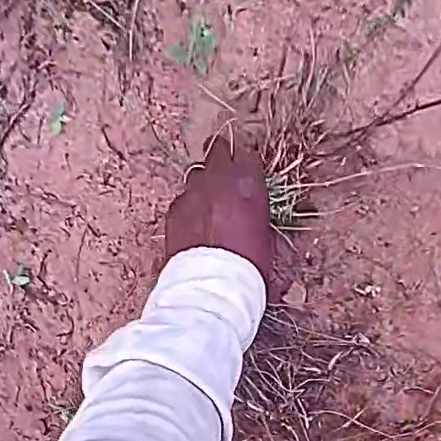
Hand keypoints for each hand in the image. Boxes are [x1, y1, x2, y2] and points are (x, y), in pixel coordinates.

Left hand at [163, 139, 273, 287]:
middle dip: (221, 159)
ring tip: (209, 204)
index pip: (248, 157)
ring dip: (204, 184)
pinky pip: (181, 200)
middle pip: (217, 152)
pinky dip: (188, 207)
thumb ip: (259, 219)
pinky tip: (193, 225)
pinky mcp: (174, 211)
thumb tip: (258, 221)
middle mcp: (218, 181)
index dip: (246, 166)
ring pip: (196, 174)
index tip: (246, 176)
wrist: (213, 288)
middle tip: (224, 174)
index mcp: (247, 184)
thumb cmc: (248, 269)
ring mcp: (192, 194)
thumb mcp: (266, 241)